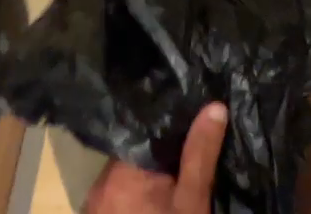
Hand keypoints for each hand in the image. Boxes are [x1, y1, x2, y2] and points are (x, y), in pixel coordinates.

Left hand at [83, 103, 227, 213]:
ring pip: (128, 171)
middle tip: (193, 140)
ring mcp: (95, 204)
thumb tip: (214, 106)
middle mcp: (101, 183)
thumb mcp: (191, 200)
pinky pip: (120, 191)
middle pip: (136, 149)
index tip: (194, 112)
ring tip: (180, 163)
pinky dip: (139, 189)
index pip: (147, 129)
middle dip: (163, 147)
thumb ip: (200, 153)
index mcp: (123, 172)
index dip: (172, 120)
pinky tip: (159, 193)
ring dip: (151, 169)